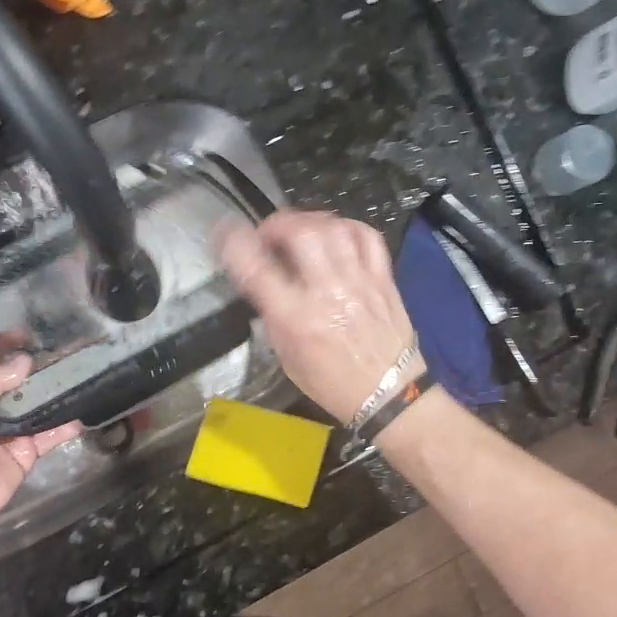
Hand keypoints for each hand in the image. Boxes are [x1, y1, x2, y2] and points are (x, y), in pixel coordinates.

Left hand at [0, 356, 82, 530]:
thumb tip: (25, 362)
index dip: (4, 348)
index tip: (28, 335)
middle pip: (16, 384)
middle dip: (37, 370)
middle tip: (63, 354)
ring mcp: (9, 433)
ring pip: (36, 407)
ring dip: (54, 394)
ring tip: (77, 376)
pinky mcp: (25, 454)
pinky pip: (49, 436)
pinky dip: (65, 426)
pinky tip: (80, 414)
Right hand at [222, 210, 418, 421]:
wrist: (388, 395)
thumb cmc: (332, 384)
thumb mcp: (288, 357)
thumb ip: (274, 316)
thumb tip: (264, 286)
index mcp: (297, 319)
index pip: (258, 269)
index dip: (236, 243)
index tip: (228, 234)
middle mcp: (327, 293)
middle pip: (301, 234)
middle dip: (278, 224)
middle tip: (269, 234)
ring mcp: (359, 282)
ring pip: (334, 229)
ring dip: (310, 221)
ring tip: (300, 231)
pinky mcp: (383, 279)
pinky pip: (367, 236)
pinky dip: (347, 227)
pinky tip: (336, 235)